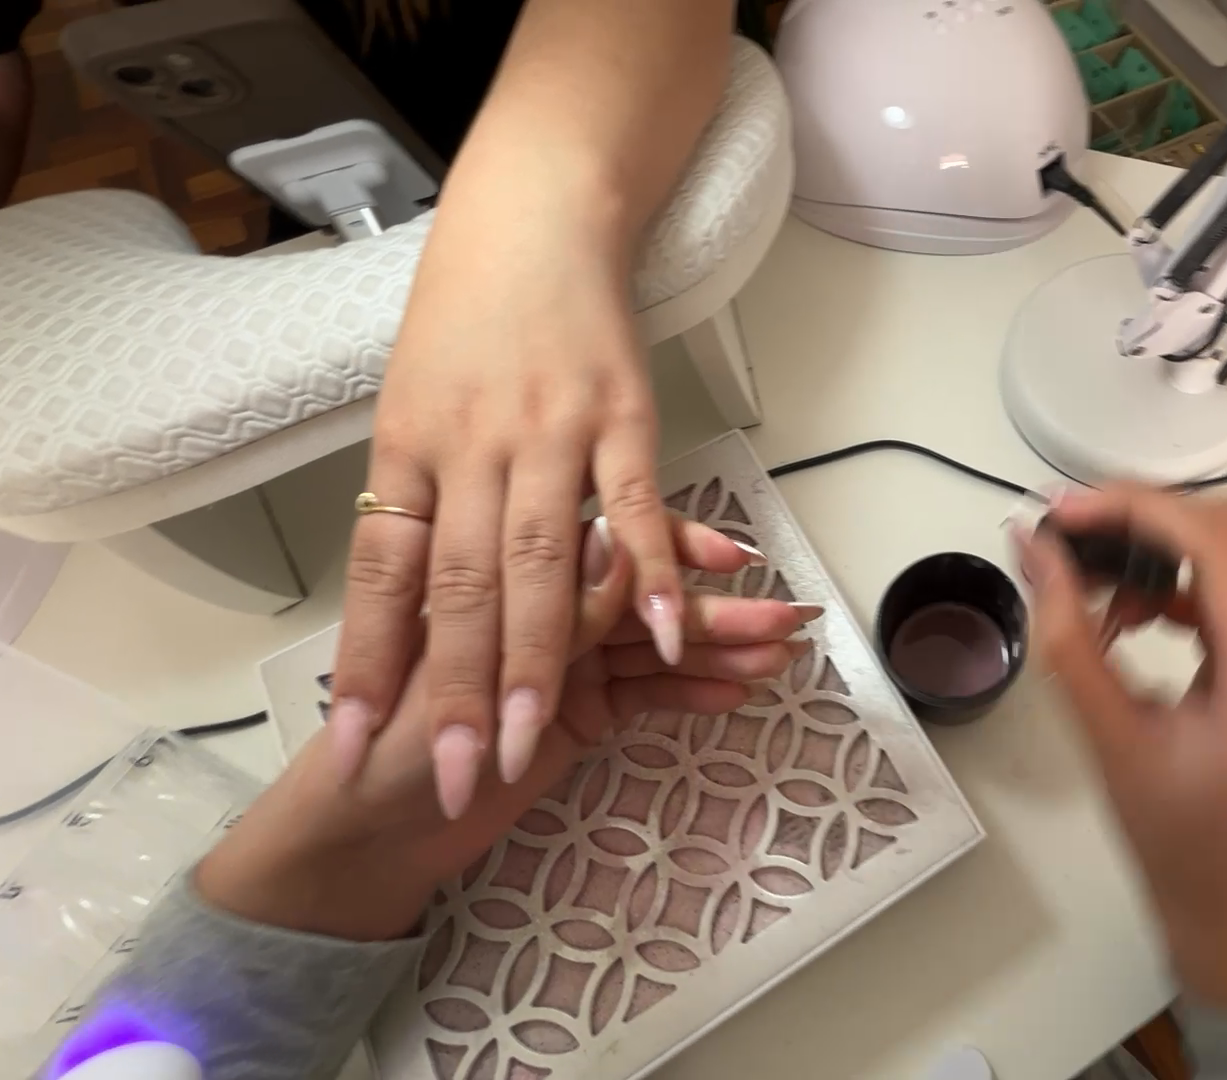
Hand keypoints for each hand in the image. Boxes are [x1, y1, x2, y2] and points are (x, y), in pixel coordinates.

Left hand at [202, 518, 816, 940]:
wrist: (357, 842)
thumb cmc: (386, 749)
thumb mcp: (461, 669)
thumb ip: (544, 612)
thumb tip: (615, 545)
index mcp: (514, 584)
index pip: (604, 554)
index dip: (670, 555)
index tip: (731, 559)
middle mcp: (553, 612)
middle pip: (648, 607)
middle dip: (721, 615)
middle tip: (790, 619)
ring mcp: (577, 662)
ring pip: (661, 651)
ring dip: (721, 656)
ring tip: (782, 657)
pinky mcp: (592, 709)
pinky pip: (651, 696)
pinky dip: (692, 696)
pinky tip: (739, 693)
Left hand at [331, 202, 699, 821]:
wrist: (534, 225)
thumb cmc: (476, 319)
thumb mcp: (421, 404)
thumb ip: (427, 494)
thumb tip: (419, 592)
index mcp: (411, 451)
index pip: (384, 576)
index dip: (370, 663)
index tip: (359, 747)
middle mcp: (473, 451)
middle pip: (461, 587)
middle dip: (457, 689)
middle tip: (455, 779)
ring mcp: (553, 436)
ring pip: (542, 562)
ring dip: (541, 656)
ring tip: (535, 739)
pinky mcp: (624, 422)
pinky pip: (637, 510)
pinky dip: (649, 575)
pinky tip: (665, 639)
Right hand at [1017, 489, 1226, 1006]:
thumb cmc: (1166, 825)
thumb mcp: (1104, 734)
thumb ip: (1066, 635)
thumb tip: (1031, 546)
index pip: (1223, 554)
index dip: (1143, 512)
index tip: (1069, 510)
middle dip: (1153, 518)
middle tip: (1080, 539)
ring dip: (1173, 543)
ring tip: (1111, 591)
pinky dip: (1192, 573)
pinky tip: (1147, 609)